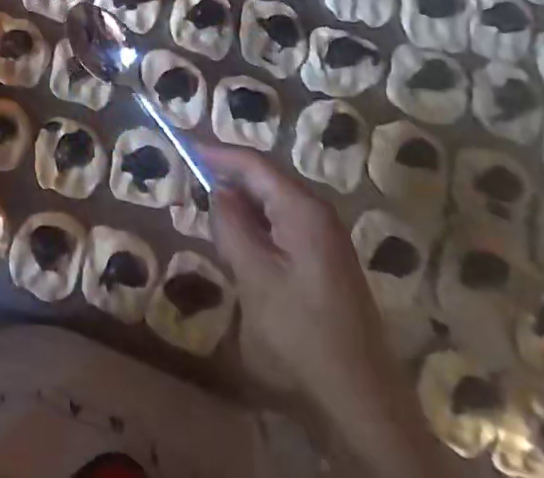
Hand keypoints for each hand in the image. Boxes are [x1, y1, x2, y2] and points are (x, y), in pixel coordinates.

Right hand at [203, 144, 384, 389]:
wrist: (358, 396)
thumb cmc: (300, 331)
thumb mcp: (253, 275)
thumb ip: (231, 226)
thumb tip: (217, 191)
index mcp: (303, 210)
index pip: (255, 164)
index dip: (219, 153)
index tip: (185, 148)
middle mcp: (318, 214)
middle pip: (266, 180)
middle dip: (228, 178)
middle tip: (190, 183)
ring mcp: (325, 239)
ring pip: (273, 205)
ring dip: (241, 206)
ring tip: (208, 214)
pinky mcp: (324, 262)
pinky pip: (282, 227)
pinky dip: (255, 227)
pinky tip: (237, 245)